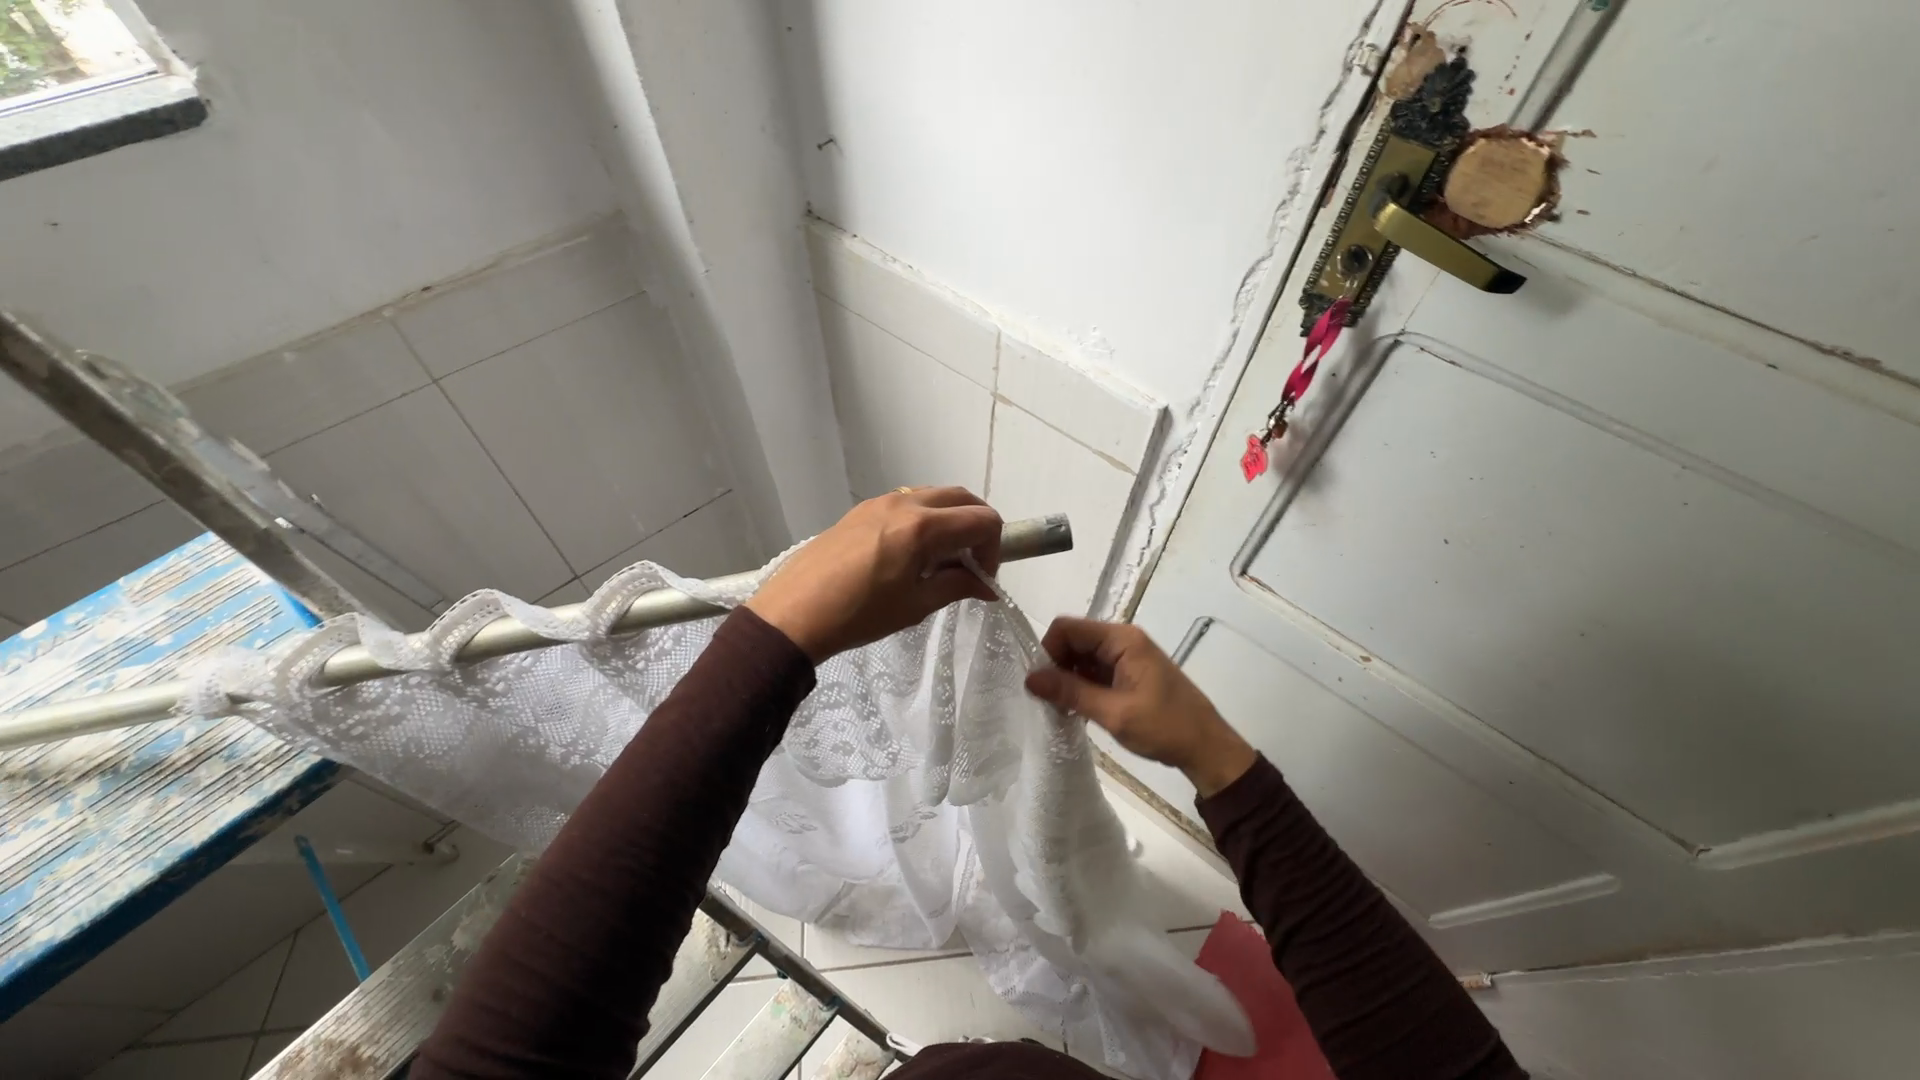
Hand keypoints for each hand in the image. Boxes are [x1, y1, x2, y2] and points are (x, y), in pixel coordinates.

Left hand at [746, 487, 1002, 662]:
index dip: (994, 549)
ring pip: (934, 496)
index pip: (982, 520)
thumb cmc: (859, 615)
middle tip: (970, 565)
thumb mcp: (915, 605)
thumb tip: (987, 586)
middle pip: (961, 497)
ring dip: (950, 521)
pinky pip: (907, 503)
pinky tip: (910, 556)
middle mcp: (904, 503)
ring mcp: (880, 502)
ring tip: (939, 562)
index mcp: (922, 527)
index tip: (982, 578)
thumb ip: (957, 586)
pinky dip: (924, 519)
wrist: (793, 614)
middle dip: (977, 527)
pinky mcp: (861, 510)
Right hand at [1024, 617, 1257, 796]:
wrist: (1206, 747)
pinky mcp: (1128, 673)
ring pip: (1082, 657)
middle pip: (1073, 640)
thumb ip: (1071, 692)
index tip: (1041, 683)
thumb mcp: (1114, 713)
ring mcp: (1126, 656)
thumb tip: (1030, 679)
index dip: (1048, 651)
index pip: (1067, 628)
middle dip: (1056, 666)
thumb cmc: (1165, 727)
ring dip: (1068, 678)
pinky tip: (1077, 709)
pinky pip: (1094, 670)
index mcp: (1122, 639)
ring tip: (1061, 708)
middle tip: (1048, 700)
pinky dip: (1082, 686)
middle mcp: (1123, 640)